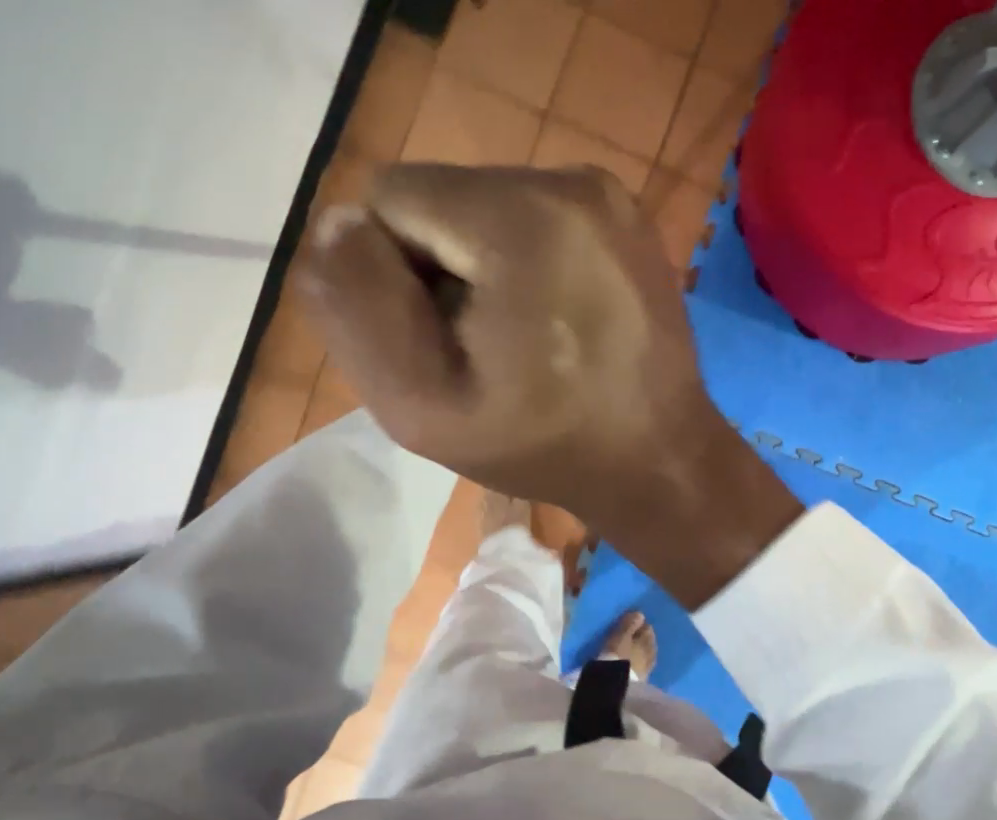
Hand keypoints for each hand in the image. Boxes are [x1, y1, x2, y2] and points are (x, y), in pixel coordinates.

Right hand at [294, 163, 800, 607]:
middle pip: (443, 201)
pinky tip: (556, 325)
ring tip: (526, 344)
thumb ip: (357, 307)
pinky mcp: (627, 219)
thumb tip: (337, 223)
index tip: (445, 344)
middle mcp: (571, 181)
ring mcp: (610, 197)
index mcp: (522, 215)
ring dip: (482, 270)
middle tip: (487, 352)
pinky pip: (536, 221)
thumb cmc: (545, 446)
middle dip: (441, 270)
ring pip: (486, 210)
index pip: (390, 200)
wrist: (659, 461)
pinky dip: (526, 265)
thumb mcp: (422, 404)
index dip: (394, 278)